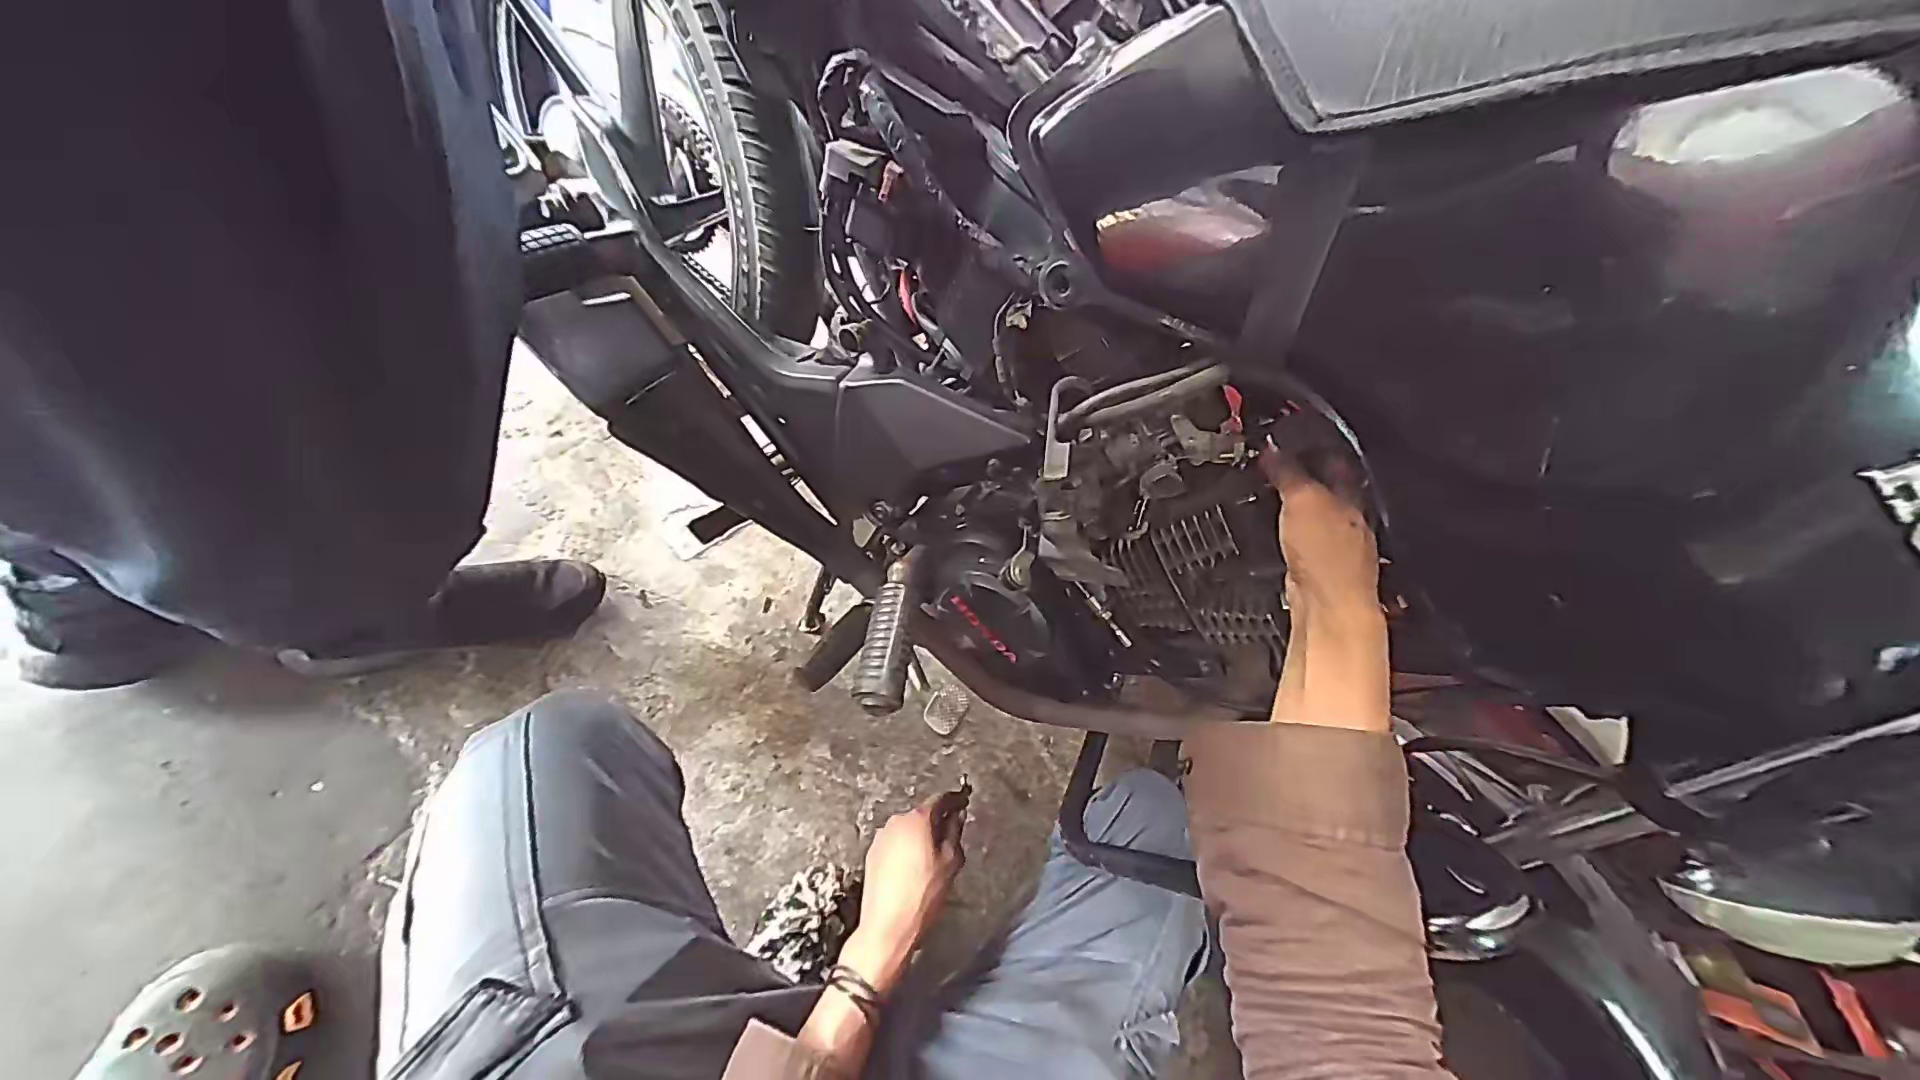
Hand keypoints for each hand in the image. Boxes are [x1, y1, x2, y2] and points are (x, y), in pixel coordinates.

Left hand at [841, 789, 968, 992]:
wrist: (887, 928)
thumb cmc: (921, 897)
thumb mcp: (950, 864)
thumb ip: (954, 833)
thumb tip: (956, 817)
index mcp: (916, 820)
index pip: (939, 800)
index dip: (954, 800)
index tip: (963, 801)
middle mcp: (895, 823)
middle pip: (921, 814)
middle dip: (936, 822)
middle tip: (951, 837)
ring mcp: (881, 838)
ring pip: (907, 830)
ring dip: (919, 837)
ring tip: (931, 860)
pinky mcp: (872, 855)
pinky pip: (894, 844)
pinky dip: (905, 850)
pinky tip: (913, 870)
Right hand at [1259, 437, 1378, 611]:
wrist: (1326, 605)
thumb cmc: (1328, 557)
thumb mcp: (1302, 500)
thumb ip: (1288, 473)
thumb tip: (1274, 449)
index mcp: (1352, 497)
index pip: (1335, 460)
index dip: (1313, 445)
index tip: (1290, 437)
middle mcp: (1348, 519)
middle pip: (1327, 485)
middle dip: (1305, 471)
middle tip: (1279, 460)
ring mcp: (1334, 543)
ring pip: (1315, 511)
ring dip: (1296, 499)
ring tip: (1274, 489)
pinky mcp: (1316, 565)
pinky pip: (1302, 536)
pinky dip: (1289, 526)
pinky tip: (1278, 528)